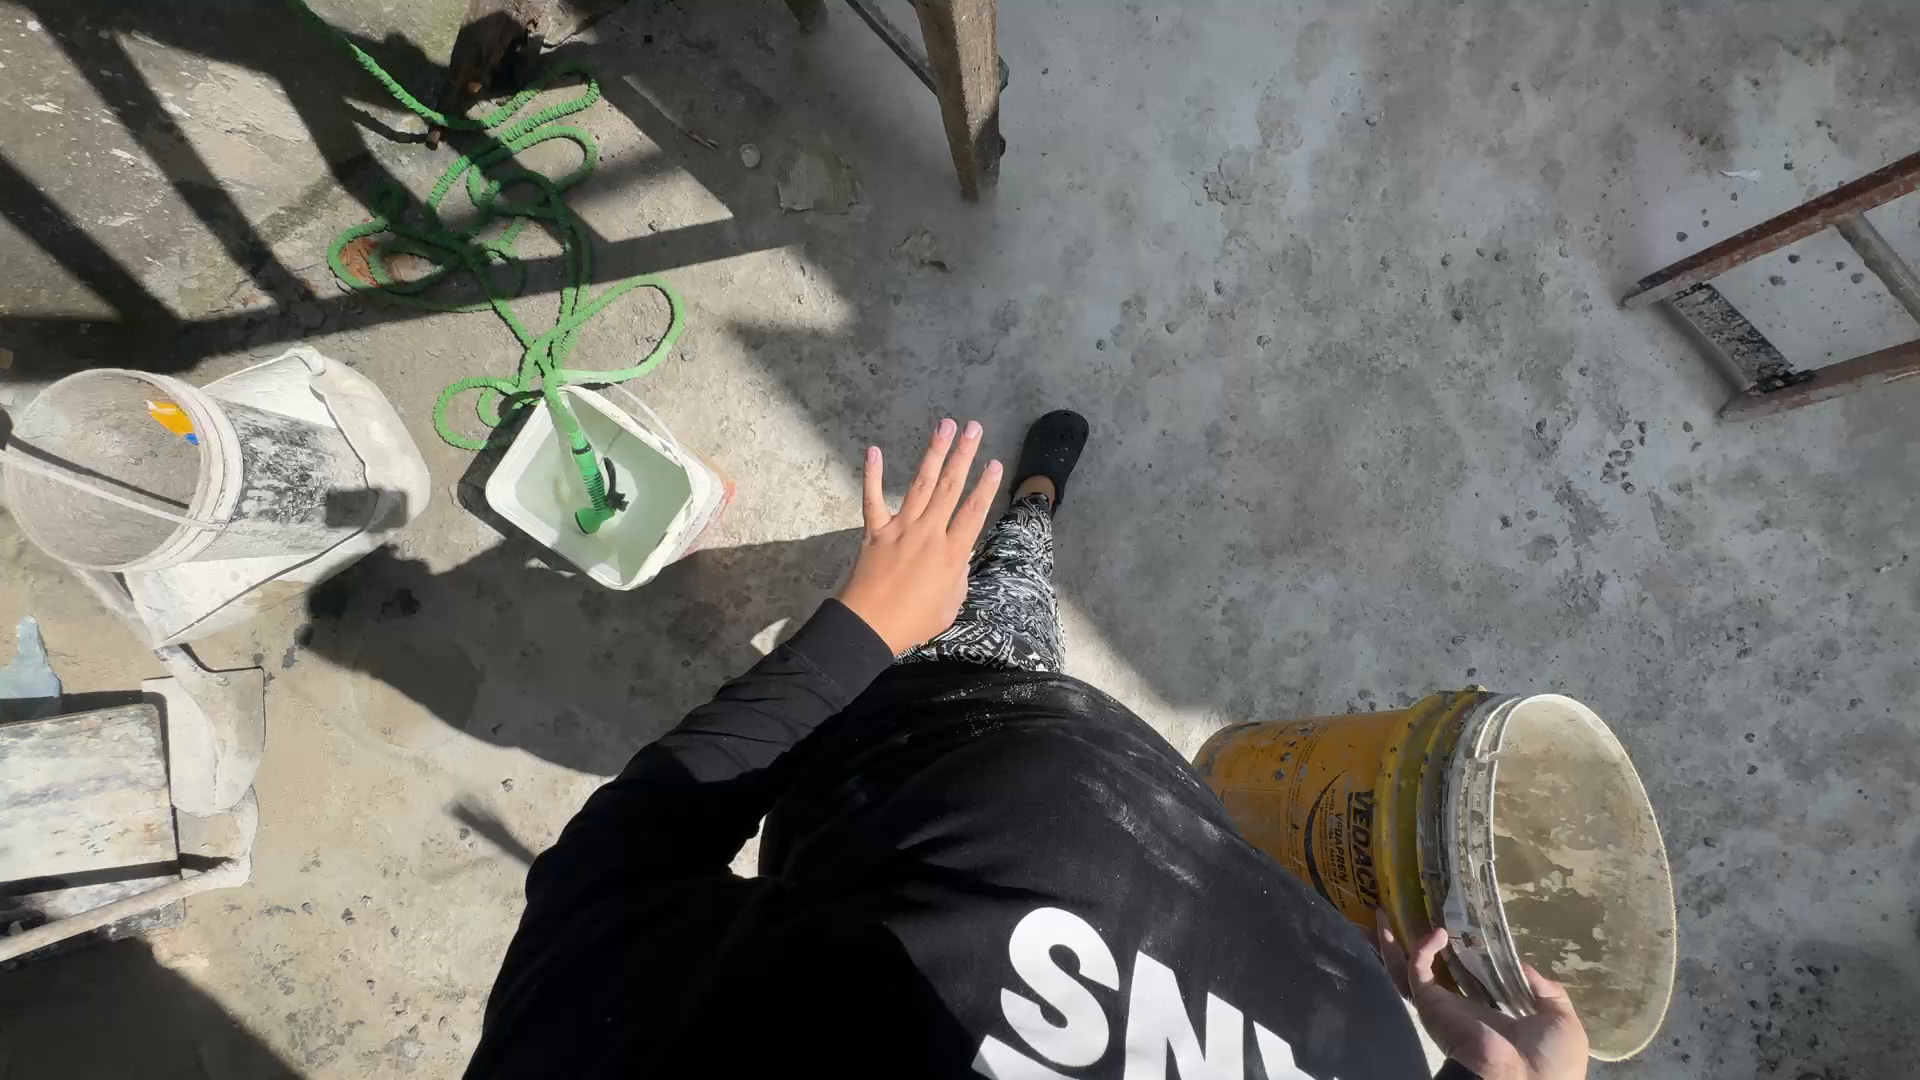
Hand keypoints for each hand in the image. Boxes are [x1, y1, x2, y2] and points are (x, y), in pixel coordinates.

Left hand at [838, 418, 1001, 653]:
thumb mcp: (950, 606)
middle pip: (950, 487)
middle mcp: (929, 533)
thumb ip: (958, 579)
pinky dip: (873, 475)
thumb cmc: (913, 623)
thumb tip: (958, 560)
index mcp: (952, 553)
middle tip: (974, 428)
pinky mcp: (875, 531)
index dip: (986, 486)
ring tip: (945, 426)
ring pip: (921, 484)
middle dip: (964, 455)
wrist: (869, 627)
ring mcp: (901, 528)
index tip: (994, 463)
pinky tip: (874, 451)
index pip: (974, 511)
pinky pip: (872, 499)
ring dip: (934, 453)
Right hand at [1375, 912, 1588, 1079]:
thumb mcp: (1563, 1025)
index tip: (1449, 930)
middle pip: (1418, 970)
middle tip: (1395, 915)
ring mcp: (1438, 1004)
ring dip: (1391, 941)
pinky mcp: (1429, 1001)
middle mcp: (1454, 1006)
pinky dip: (1423, 947)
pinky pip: (1417, 968)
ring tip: (1383, 913)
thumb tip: (1525, 967)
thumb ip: (1548, 993)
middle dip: (1402, 944)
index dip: (1449, 956)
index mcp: (1483, 1013)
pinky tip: (1439, 933)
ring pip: (1402, 967)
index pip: (1458, 979)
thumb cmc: (1548, 1061)